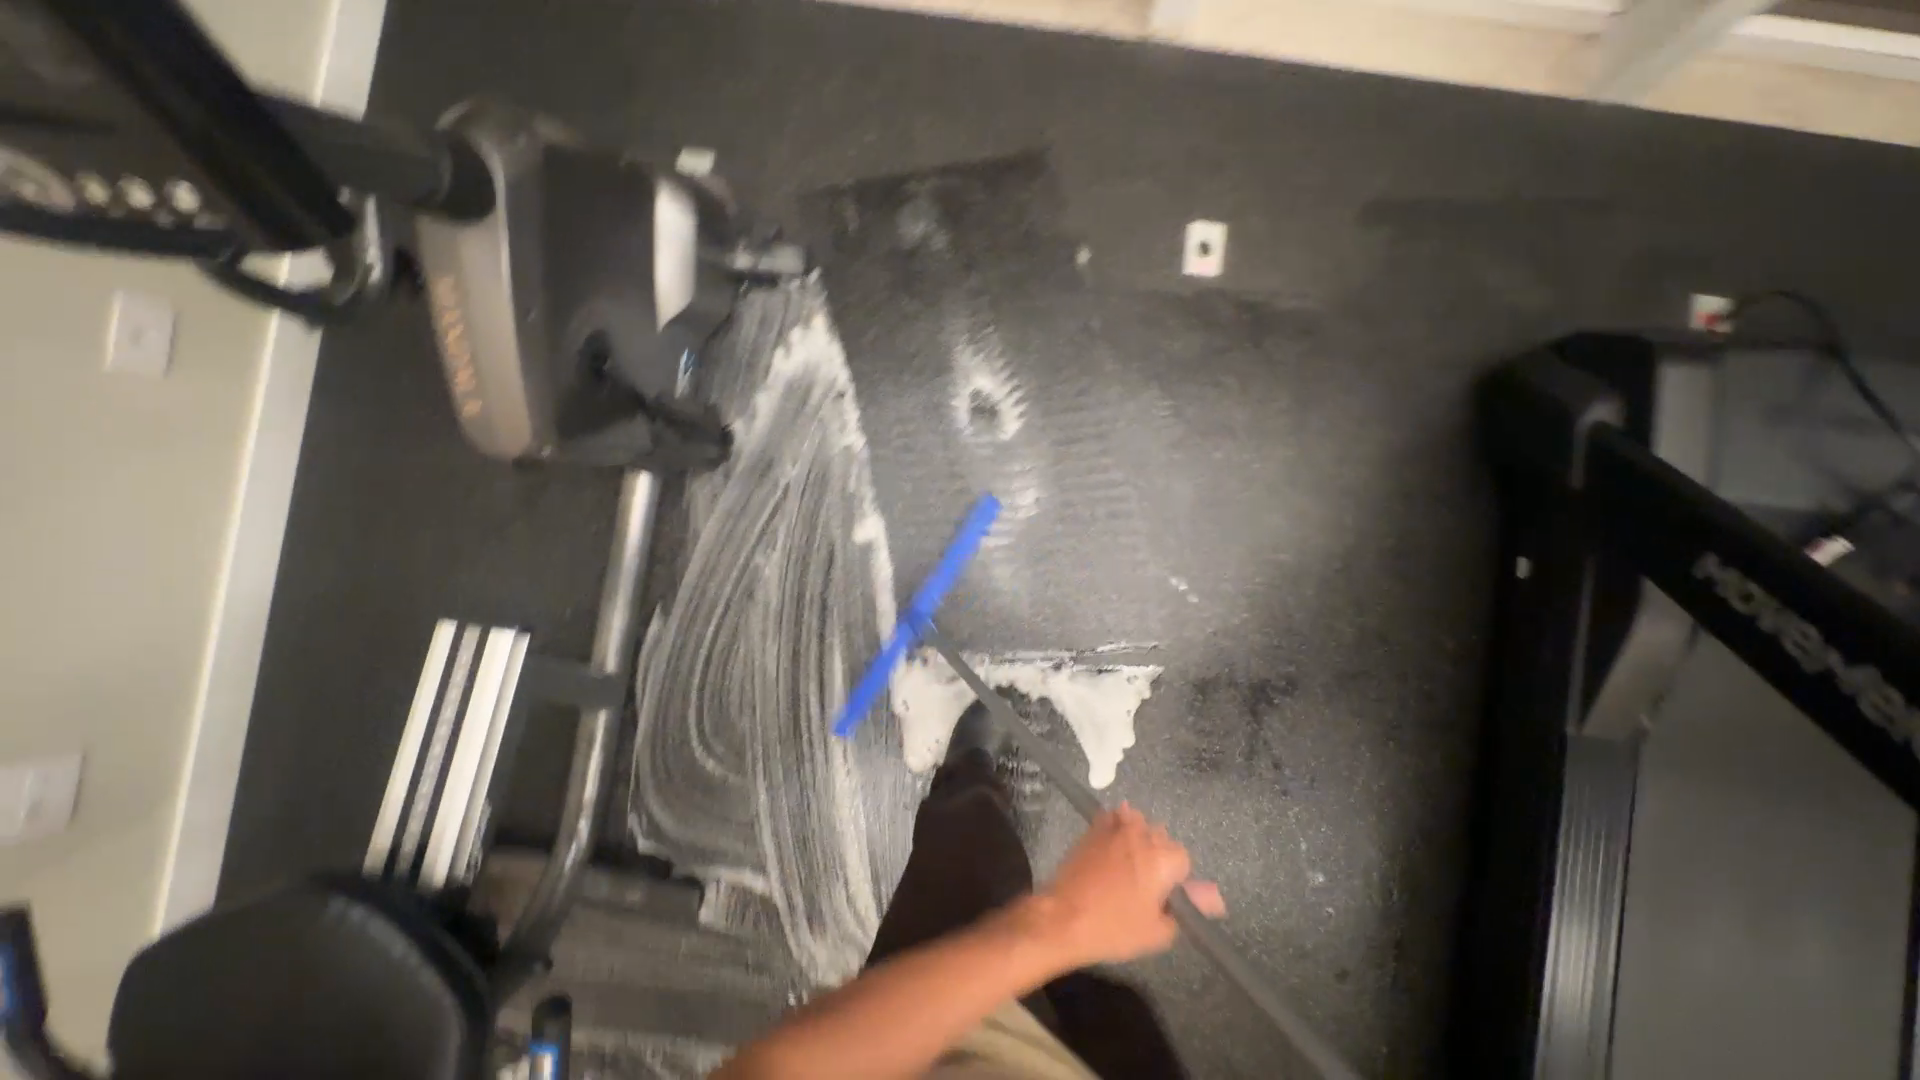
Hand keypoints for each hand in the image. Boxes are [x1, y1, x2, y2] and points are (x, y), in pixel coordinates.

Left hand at [1023, 803, 1226, 968]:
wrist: (1063, 917)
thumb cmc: (1114, 928)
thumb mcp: (1159, 929)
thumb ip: (1190, 907)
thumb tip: (1215, 896)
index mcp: (1163, 858)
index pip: (1184, 859)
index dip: (1176, 880)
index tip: (1164, 897)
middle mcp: (1142, 835)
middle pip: (1162, 838)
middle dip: (1159, 857)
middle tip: (1145, 886)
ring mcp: (1115, 828)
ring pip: (1138, 825)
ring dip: (1139, 840)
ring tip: (1126, 867)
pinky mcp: (1092, 828)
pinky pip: (1113, 817)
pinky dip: (1118, 826)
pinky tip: (1112, 845)